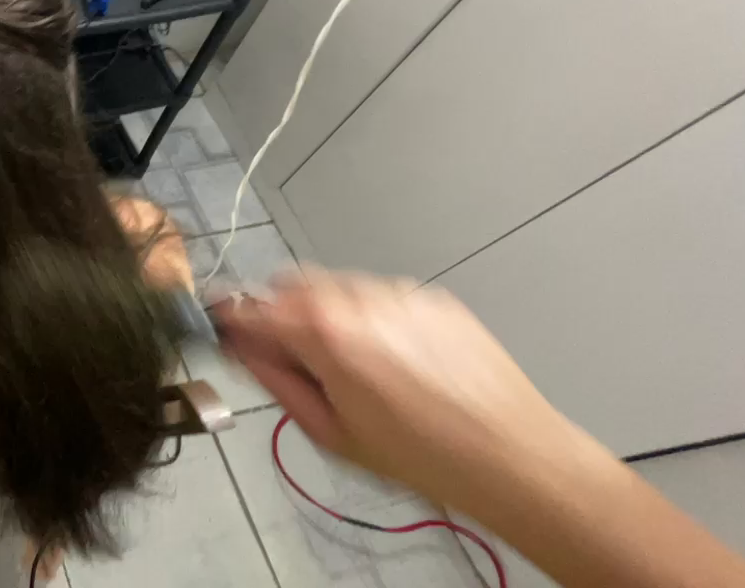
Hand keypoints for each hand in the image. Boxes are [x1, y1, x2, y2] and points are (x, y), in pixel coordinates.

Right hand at [214, 269, 601, 515]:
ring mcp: (394, 291)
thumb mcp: (328, 431)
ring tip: (353, 358)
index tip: (223, 330)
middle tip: (293, 353)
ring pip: (330, 285)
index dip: (228, 317)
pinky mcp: (430, 295)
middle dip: (278, 311)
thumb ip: (273, 379)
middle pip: (286, 284)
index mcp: (320, 331)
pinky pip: (377, 294)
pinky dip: (368, 315)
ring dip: (322, 310)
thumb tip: (239, 347)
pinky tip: (396, 357)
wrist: (521, 461)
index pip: (246, 306)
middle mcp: (351, 296)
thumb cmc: (417, 457)